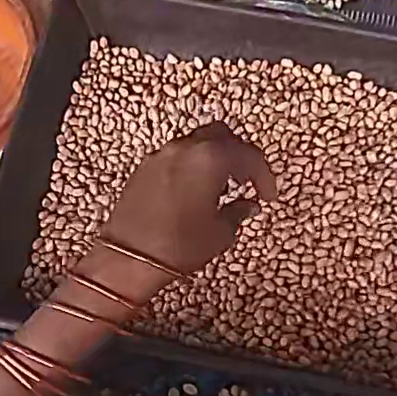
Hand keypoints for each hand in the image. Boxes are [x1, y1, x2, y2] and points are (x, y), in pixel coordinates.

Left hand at [101, 122, 276, 277]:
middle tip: (247, 181)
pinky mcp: (143, 169)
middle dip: (239, 156)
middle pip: (222, 137)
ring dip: (213, 160)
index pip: (248, 155)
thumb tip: (248, 205)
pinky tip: (194, 192)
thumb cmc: (177, 247)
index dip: (264, 176)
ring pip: (196, 144)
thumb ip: (238, 213)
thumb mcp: (219, 234)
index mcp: (211, 158)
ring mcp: (160, 155)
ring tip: (220, 188)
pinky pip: (175, 158)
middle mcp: (185, 147)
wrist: (127, 258)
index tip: (268, 195)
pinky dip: (191, 167)